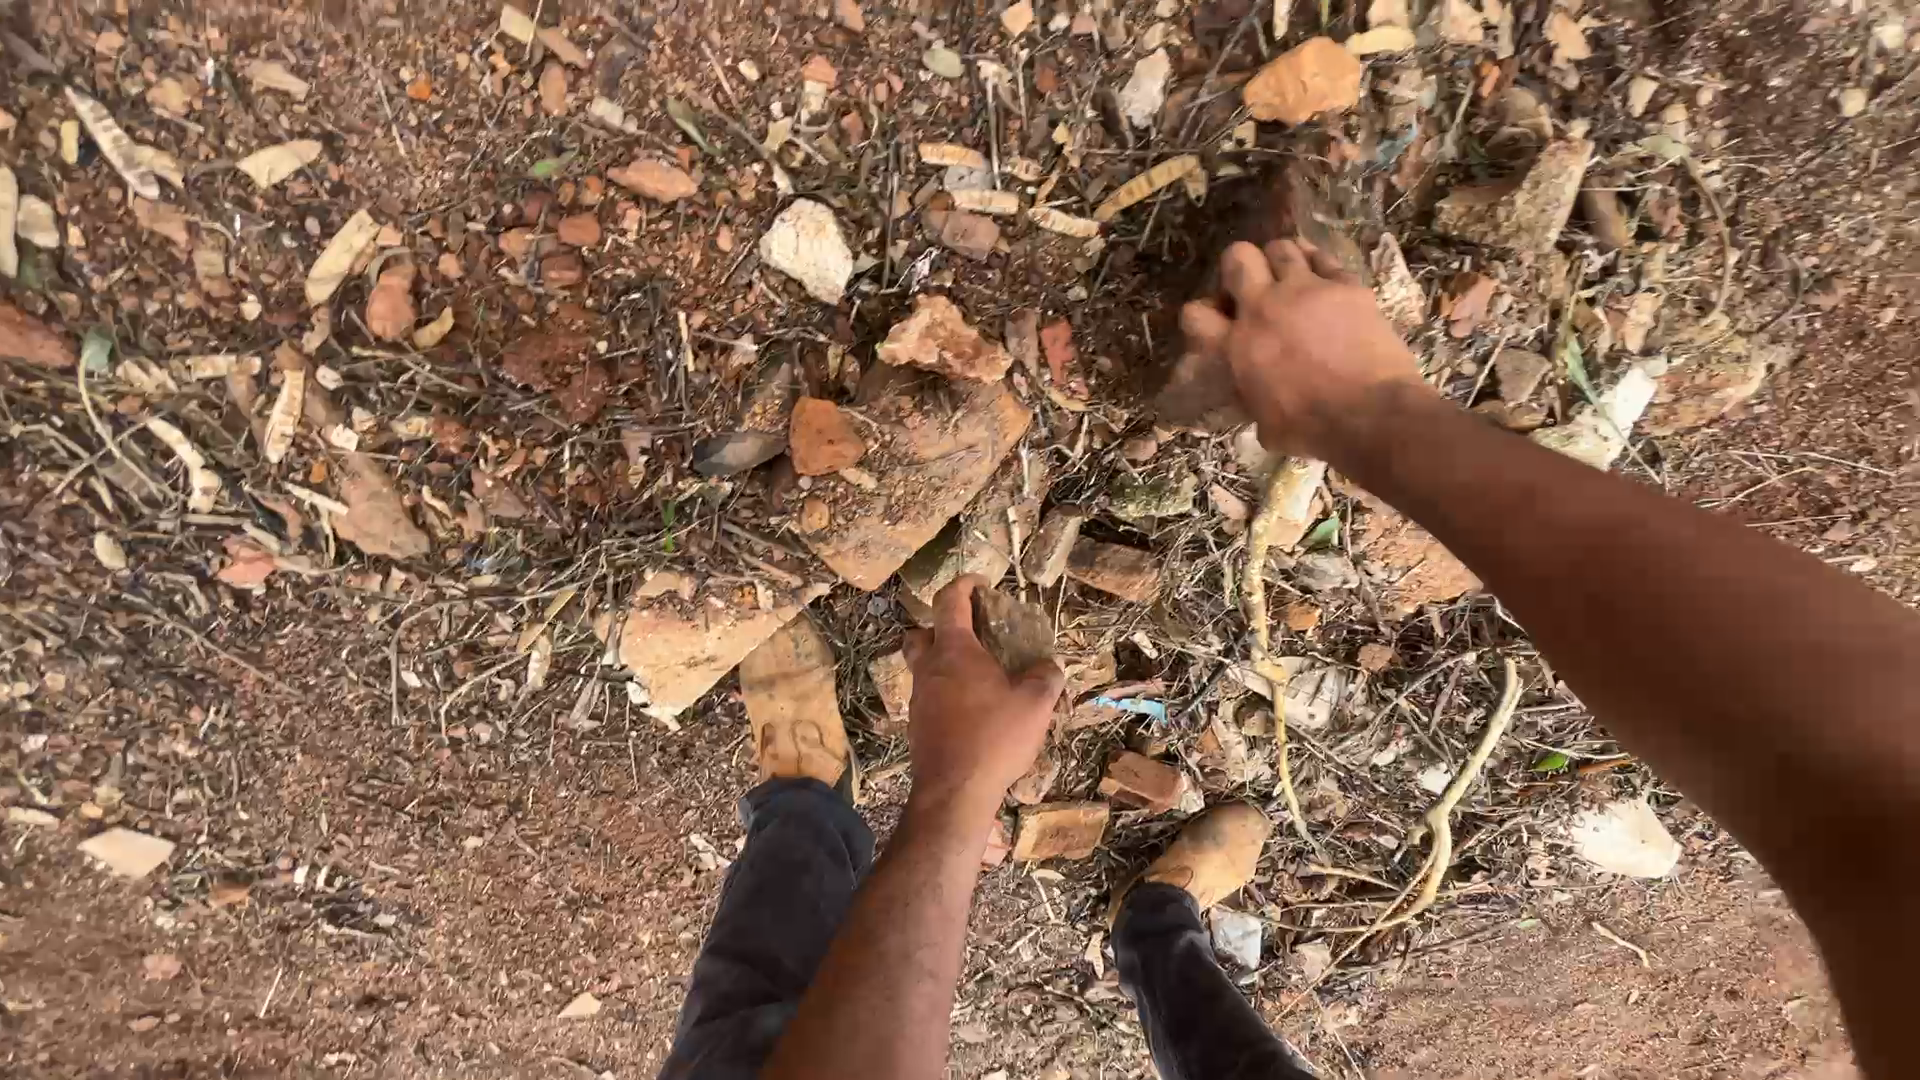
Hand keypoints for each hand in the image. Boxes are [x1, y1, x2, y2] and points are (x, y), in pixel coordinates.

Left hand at [902, 576, 1064, 819]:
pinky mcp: (918, 726)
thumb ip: (1046, 676)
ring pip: (924, 668)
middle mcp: (929, 669)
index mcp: (954, 651)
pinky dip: (947, 693)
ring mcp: (919, 699)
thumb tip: (1049, 665)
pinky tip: (972, 711)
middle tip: (971, 637)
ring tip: (979, 678)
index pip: (949, 601)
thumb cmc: (994, 738)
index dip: (964, 584)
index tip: (981, 583)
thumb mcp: (1035, 704)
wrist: (954, 792)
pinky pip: (930, 696)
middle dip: (942, 627)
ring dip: (945, 664)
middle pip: (921, 633)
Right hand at [1181, 239, 1433, 457]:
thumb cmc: (1309, 428)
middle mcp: (1264, 308)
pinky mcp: (1346, 285)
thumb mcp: (1262, 422)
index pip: (1195, 314)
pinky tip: (1320, 278)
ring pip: (1282, 247)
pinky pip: (1323, 257)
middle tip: (1251, 288)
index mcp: (1236, 346)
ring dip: (1279, 261)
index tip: (1217, 324)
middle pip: (1238, 257)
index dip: (1201, 316)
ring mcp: (1306, 290)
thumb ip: (1251, 396)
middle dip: (1239, 268)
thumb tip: (1254, 394)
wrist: (1368, 413)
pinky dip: (1316, 263)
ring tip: (1288, 278)